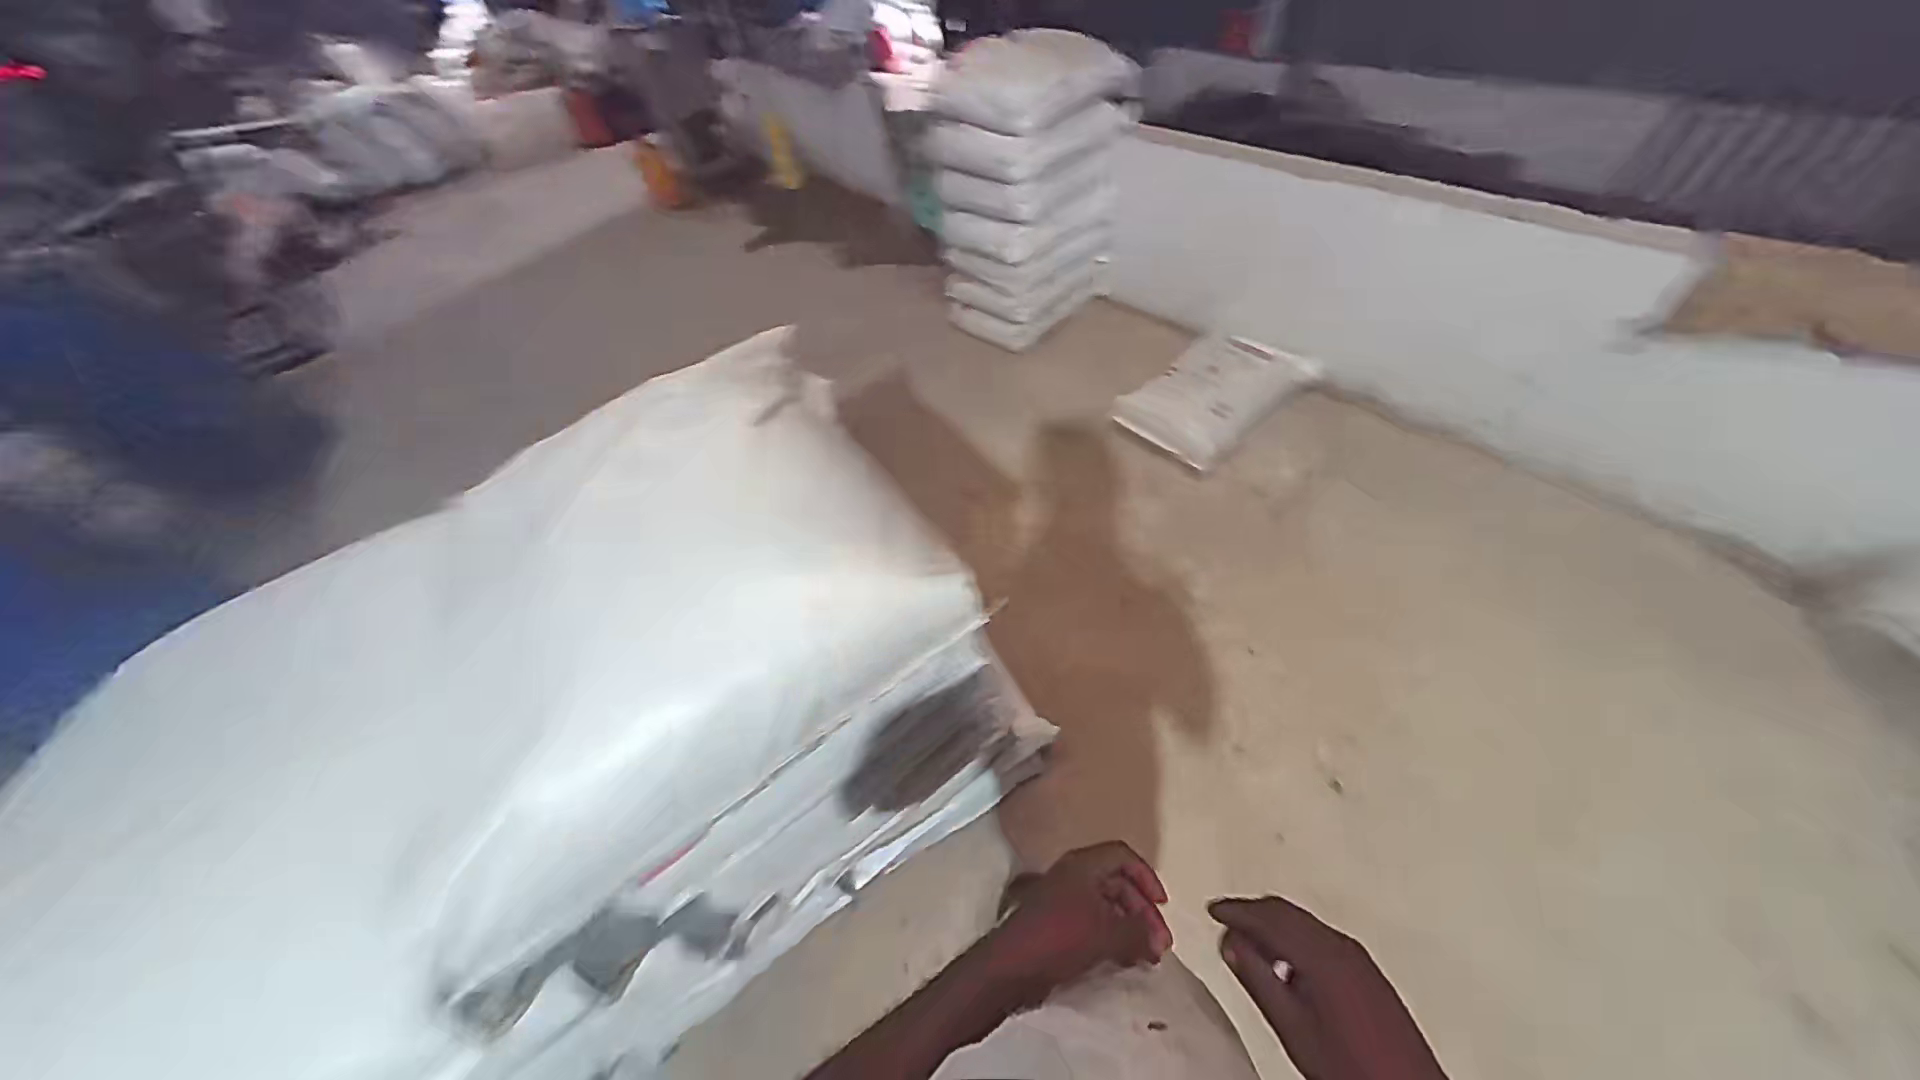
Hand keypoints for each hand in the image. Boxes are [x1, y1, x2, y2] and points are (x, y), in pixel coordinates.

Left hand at [981, 841, 1172, 1002]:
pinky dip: (1112, 936)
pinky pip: (1093, 922)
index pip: (1122, 856)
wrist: (1013, 964)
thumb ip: (1138, 932)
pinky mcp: (1057, 923)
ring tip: (1147, 956)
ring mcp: (1063, 898)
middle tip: (1160, 943)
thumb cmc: (1060, 937)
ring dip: (1129, 927)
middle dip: (1142, 910)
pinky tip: (1124, 959)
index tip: (1162, 905)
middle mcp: (1073, 875)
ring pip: (1107, 904)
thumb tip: (1157, 937)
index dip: (1147, 876)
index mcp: (1083, 865)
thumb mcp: (1107, 933)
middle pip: (1117, 882)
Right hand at [1211, 897, 1448, 1079]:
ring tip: (1249, 939)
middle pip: (1285, 912)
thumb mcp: (1290, 1024)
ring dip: (1273, 923)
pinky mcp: (1367, 971)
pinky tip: (1284, 960)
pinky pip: (1319, 936)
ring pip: (1302, 922)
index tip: (1214, 910)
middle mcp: (1339, 945)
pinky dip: (1293, 936)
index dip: (1235, 910)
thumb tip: (1230, 941)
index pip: (1267, 916)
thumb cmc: (1348, 1067)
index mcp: (1319, 952)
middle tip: (1226, 920)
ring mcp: (1357, 957)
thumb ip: (1257, 977)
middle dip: (1252, 912)